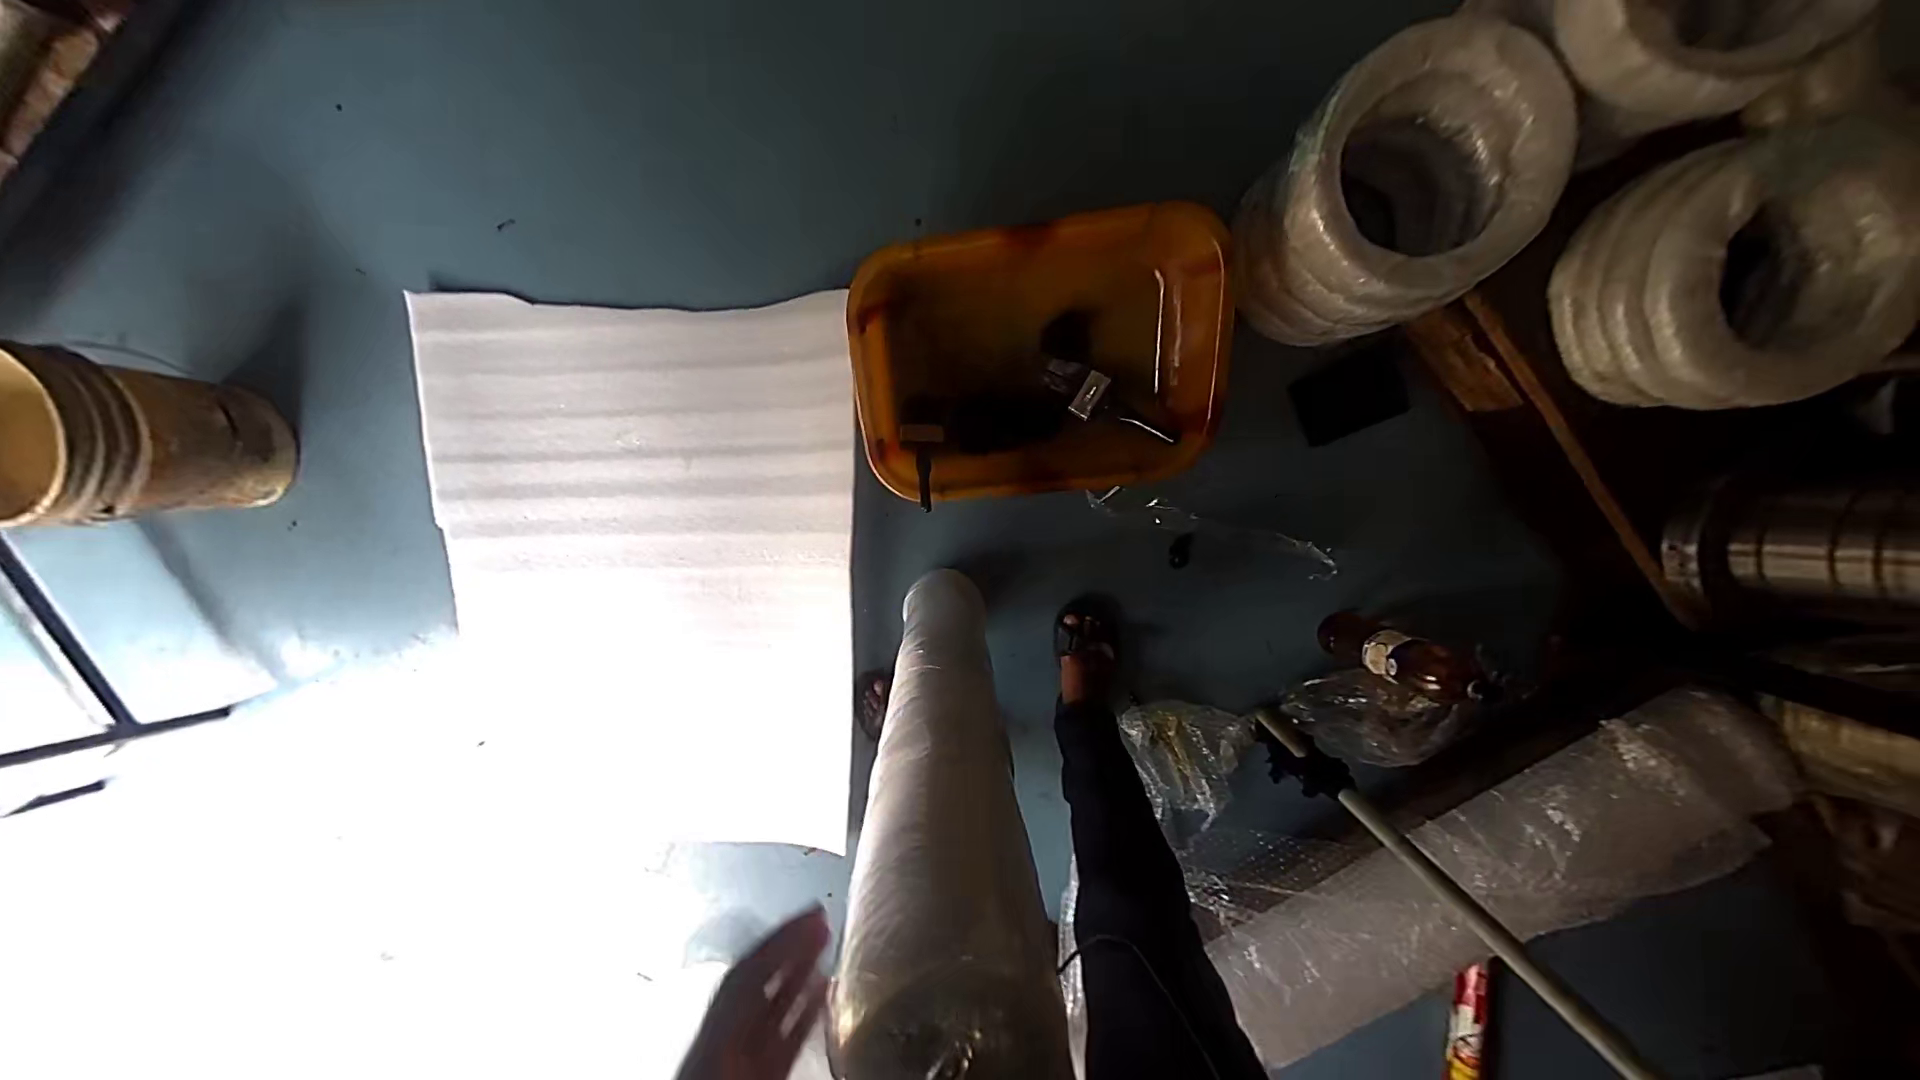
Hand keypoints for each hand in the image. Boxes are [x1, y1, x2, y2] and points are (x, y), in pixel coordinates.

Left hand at [675, 908, 831, 1079]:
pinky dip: (799, 1009)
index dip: (781, 939)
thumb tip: (820, 994)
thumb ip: (779, 1038)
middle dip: (789, 944)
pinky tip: (822, 990)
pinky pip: (777, 1037)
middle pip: (756, 980)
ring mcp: (736, 1059)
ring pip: (766, 1006)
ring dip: (796, 970)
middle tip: (822, 916)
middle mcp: (723, 1044)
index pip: (748, 976)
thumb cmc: (714, 1079)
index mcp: (715, 1045)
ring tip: (825, 940)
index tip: (812, 913)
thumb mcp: (753, 1072)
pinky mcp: (754, 1073)